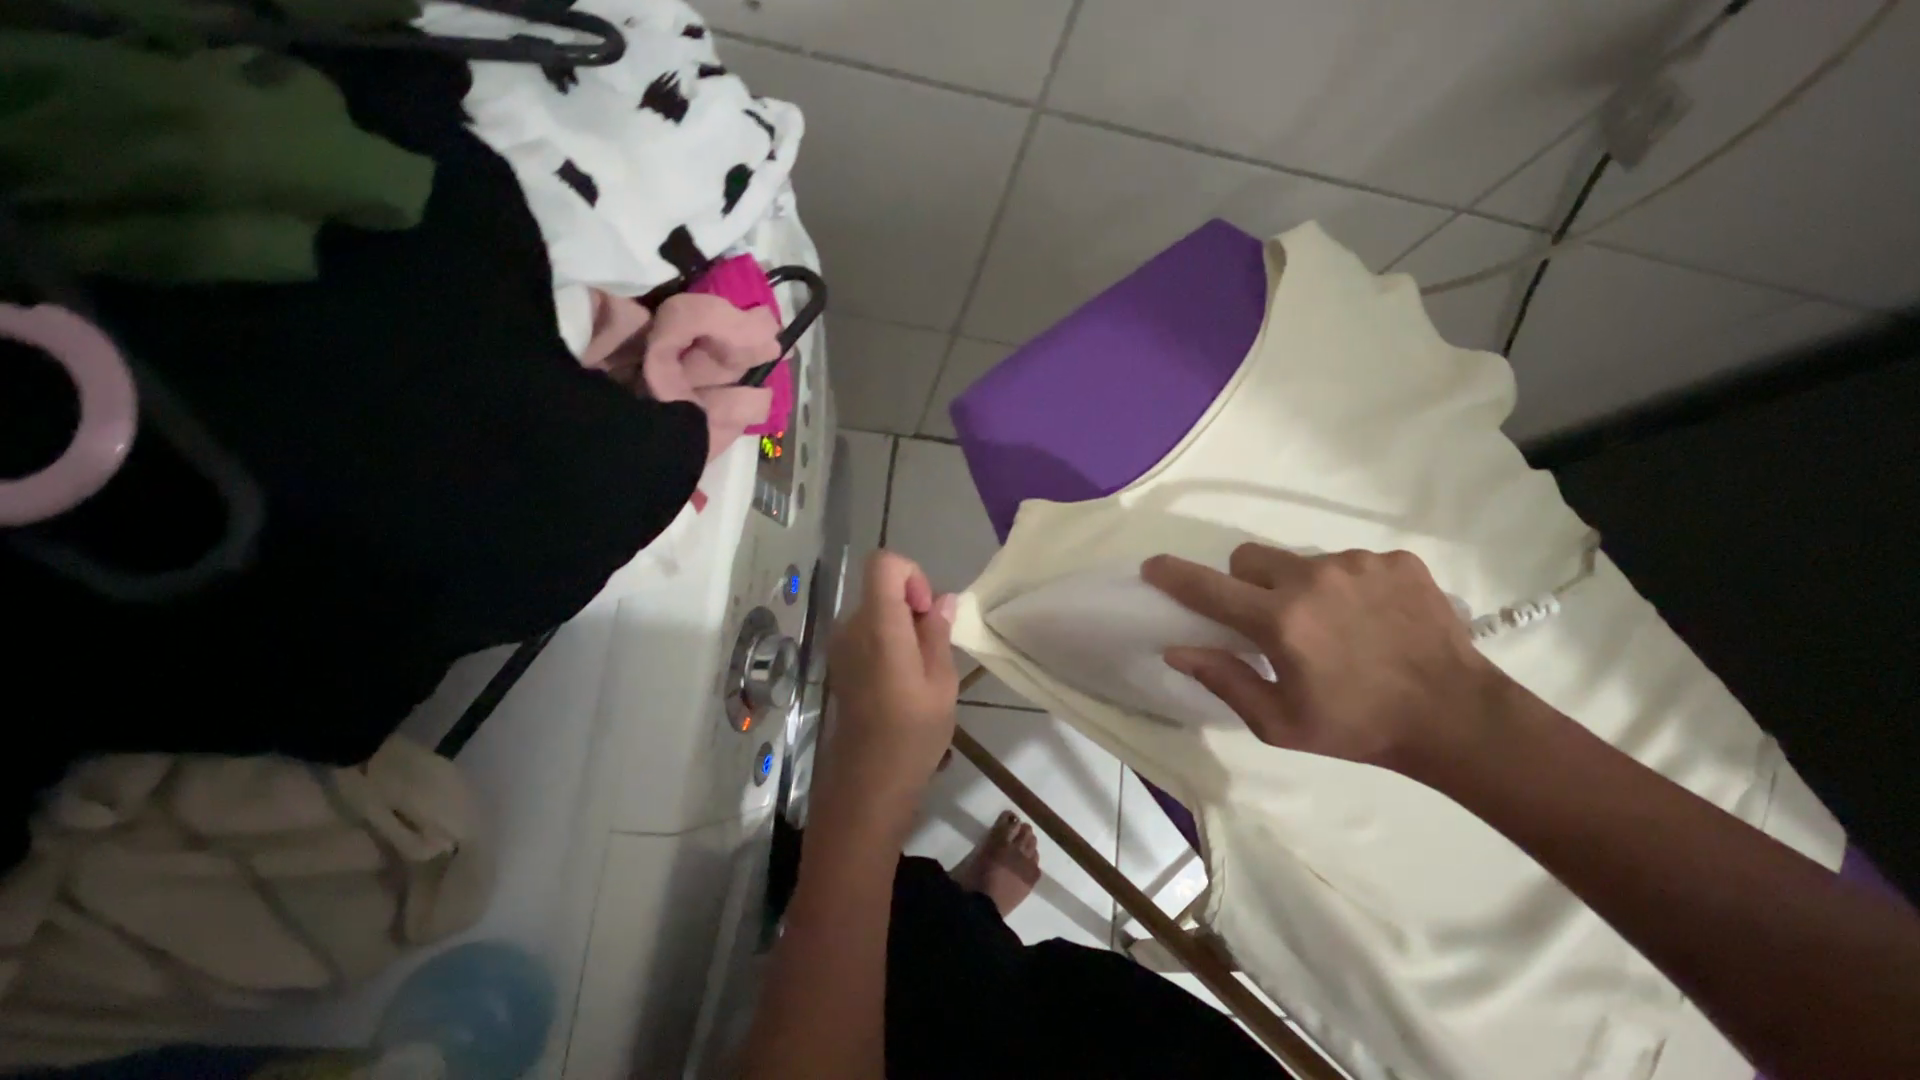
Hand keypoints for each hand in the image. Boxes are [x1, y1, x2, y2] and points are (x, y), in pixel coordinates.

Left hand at [815, 551, 960, 824]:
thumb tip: (940, 600)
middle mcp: (852, 627)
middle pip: (880, 589)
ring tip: (921, 669)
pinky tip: (902, 680)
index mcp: (879, 626)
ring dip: (900, 626)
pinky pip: (866, 634)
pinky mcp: (840, 663)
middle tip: (933, 648)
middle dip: (911, 605)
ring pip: (875, 611)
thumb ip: (937, 633)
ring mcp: (841, 645)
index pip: (884, 563)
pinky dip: (887, 642)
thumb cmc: (912, 733)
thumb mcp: (941, 682)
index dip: (912, 574)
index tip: (926, 611)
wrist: (868, 780)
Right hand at [1141, 544, 1518, 774]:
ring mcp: (1359, 564)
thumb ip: (1224, 679)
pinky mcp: (1397, 561)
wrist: (1456, 717)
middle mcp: (1314, 579)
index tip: (1153, 566)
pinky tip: (1373, 621)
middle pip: (1250, 558)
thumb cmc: (1357, 728)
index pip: (1209, 587)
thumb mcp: (1279, 722)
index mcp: (1281, 621)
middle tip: (1268, 620)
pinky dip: (1350, 587)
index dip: (1175, 575)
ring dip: (1302, 587)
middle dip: (1246, 583)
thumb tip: (1178, 649)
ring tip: (1336, 627)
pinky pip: (1352, 563)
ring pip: (1303, 561)